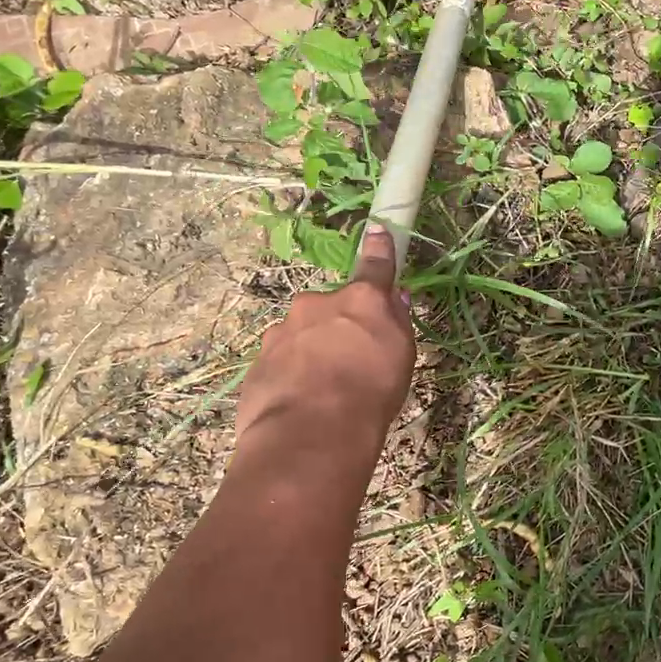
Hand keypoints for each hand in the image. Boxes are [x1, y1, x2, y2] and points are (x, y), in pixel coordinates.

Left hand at [235, 225, 414, 453]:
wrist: (311, 432)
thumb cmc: (372, 388)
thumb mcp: (403, 353)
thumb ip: (396, 321)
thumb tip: (393, 299)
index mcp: (360, 299)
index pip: (375, 266)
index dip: (380, 248)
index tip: (378, 230)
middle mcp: (317, 305)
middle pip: (333, 307)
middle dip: (341, 322)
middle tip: (356, 355)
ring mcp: (282, 331)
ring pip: (304, 333)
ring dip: (316, 348)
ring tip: (328, 385)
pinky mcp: (258, 361)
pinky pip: (284, 359)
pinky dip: (296, 371)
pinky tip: (307, 398)